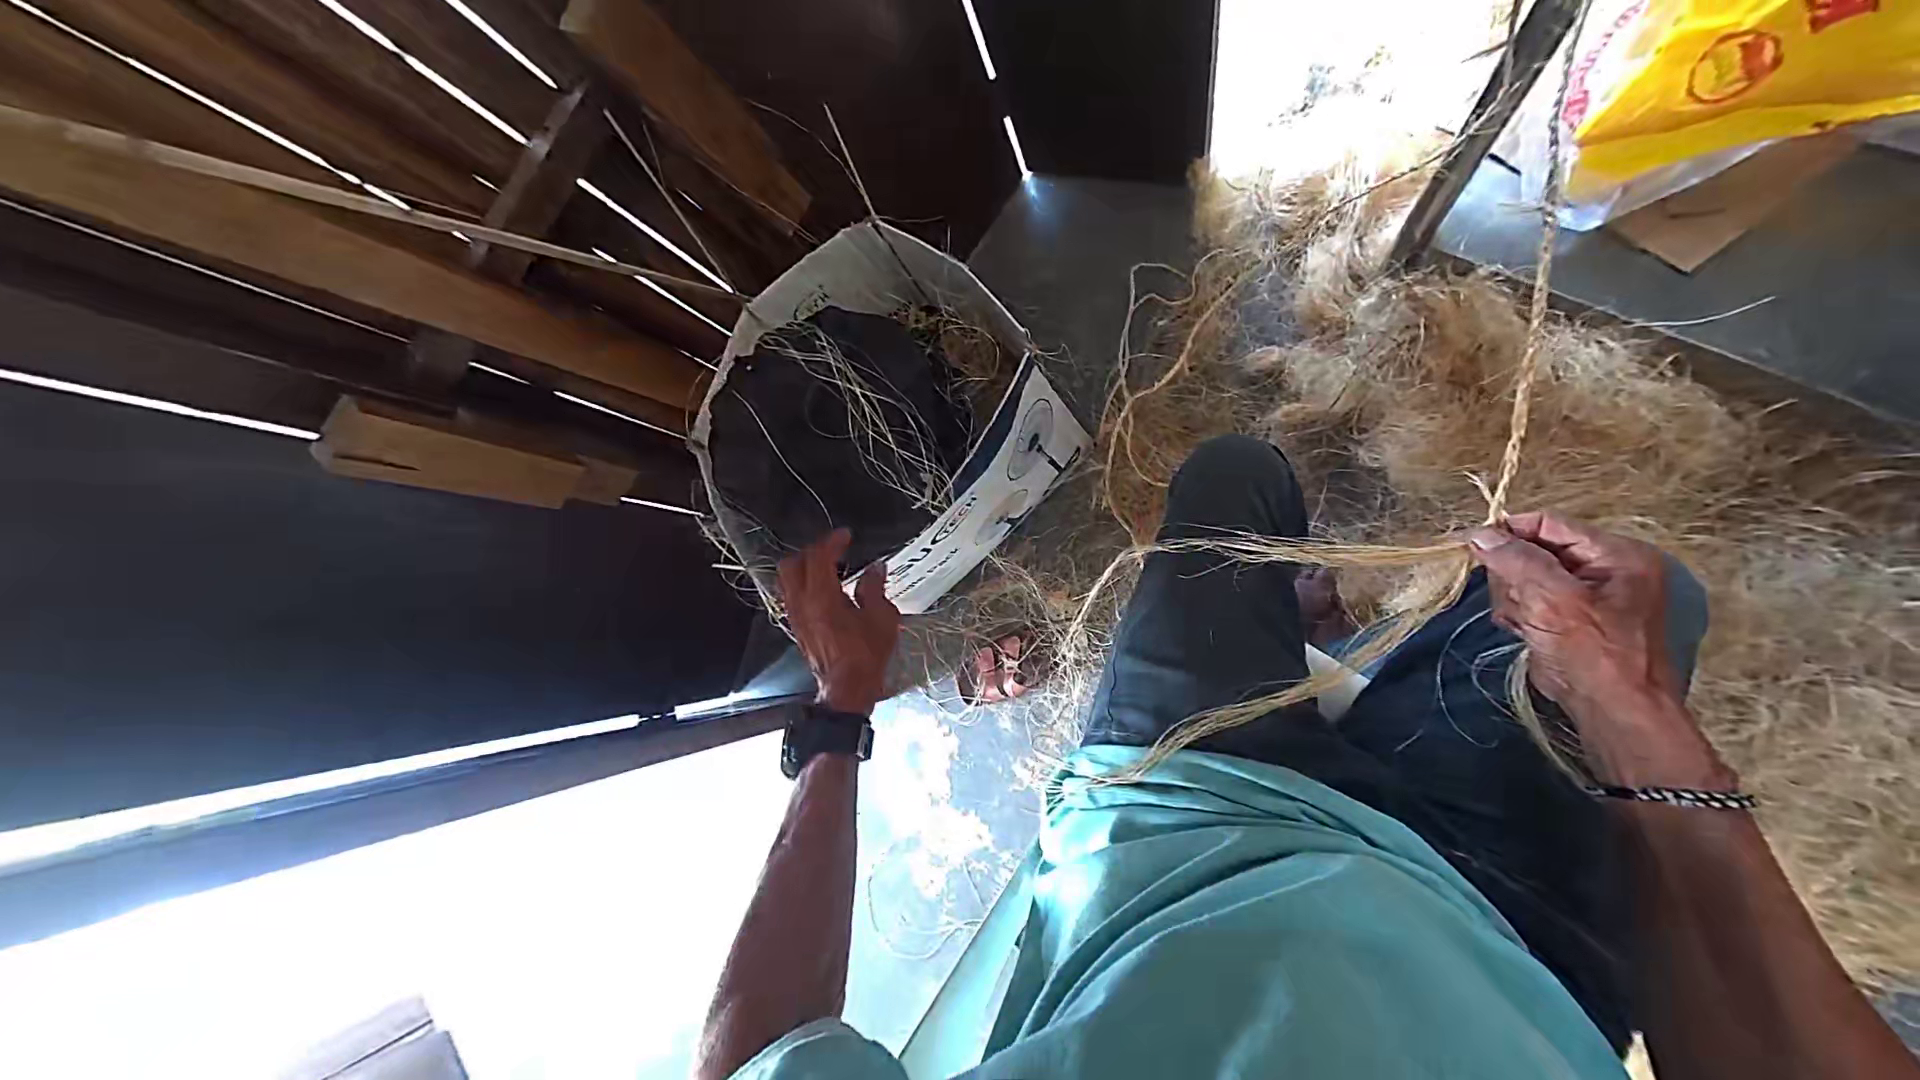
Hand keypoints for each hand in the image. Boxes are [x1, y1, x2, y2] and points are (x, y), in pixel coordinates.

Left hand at [778, 529, 899, 715]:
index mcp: (821, 598)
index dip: (831, 542)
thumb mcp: (881, 617)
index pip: (818, 558)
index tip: (845, 536)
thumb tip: (875, 569)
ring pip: (787, 581)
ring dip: (804, 568)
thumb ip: (874, 588)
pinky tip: (825, 591)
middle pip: (792, 565)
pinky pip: (792, 596)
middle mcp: (801, 605)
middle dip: (812, 552)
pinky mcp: (797, 628)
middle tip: (834, 550)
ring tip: (829, 568)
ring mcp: (795, 617)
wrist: (848, 689)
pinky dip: (804, 585)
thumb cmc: (866, 655)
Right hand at [1468, 512, 1730, 787]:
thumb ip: (1515, 559)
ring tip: (1523, 622)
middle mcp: (1604, 568)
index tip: (1469, 546)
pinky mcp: (1568, 617)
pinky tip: (1524, 630)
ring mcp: (1586, 594)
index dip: (1507, 532)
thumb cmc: (1592, 650)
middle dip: (1512, 575)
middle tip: (1516, 601)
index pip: (1548, 524)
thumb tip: (1477, 533)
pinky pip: (1527, 599)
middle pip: (1531, 550)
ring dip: (1512, 598)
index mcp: (1617, 554)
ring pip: (1523, 576)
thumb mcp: (1552, 598)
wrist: (1613, 709)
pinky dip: (1517, 613)